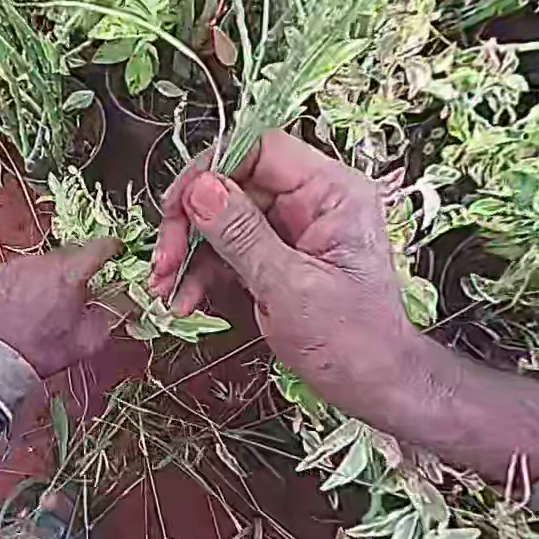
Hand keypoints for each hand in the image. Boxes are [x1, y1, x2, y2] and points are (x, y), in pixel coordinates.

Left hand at [0, 238, 119, 376]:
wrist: (2, 359)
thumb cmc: (47, 350)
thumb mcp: (90, 339)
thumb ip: (110, 314)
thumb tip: (123, 301)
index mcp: (71, 274)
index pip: (99, 247)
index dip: (112, 246)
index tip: (116, 249)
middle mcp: (46, 262)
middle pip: (72, 252)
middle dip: (79, 267)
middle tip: (79, 288)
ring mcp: (21, 264)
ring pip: (47, 259)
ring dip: (54, 272)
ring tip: (50, 297)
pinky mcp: (2, 270)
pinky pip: (26, 266)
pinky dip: (32, 277)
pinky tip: (30, 297)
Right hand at [151, 131, 419, 414]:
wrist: (374, 388)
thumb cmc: (352, 341)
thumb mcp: (292, 287)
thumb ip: (242, 235)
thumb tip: (199, 188)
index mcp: (329, 192)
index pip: (260, 149)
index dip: (211, 169)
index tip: (177, 205)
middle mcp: (307, 202)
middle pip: (231, 185)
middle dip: (190, 222)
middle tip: (164, 259)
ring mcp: (287, 230)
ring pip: (220, 219)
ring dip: (186, 253)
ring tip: (164, 287)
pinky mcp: (271, 257)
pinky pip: (224, 251)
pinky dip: (199, 273)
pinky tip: (183, 301)